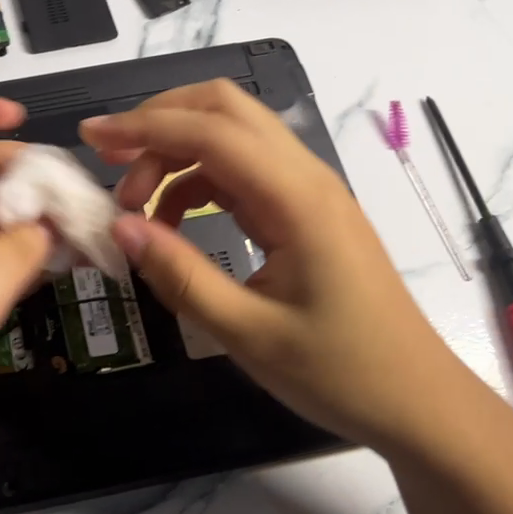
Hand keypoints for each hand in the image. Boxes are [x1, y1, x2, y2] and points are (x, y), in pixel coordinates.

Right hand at [80, 79, 476, 450]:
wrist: (421, 405)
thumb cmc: (342, 373)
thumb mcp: (249, 335)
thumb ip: (180, 276)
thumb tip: (118, 228)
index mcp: (296, 198)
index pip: (210, 132)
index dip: (145, 127)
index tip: (91, 137)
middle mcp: (304, 177)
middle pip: (224, 108)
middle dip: (160, 120)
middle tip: (110, 158)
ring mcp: (307, 190)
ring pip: (231, 134)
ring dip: (175, 153)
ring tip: (135, 206)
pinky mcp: (303, 210)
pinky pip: (240, 171)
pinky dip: (196, 181)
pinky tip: (172, 224)